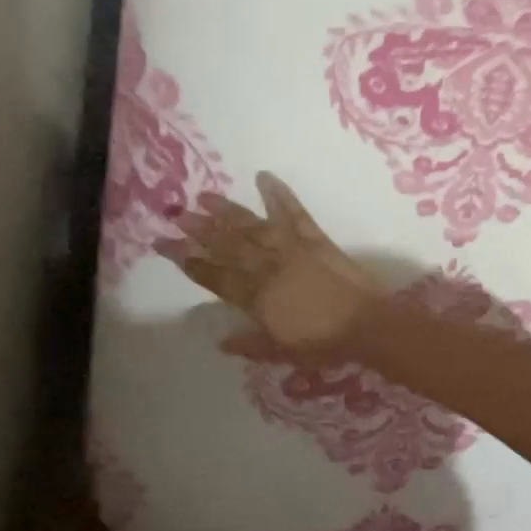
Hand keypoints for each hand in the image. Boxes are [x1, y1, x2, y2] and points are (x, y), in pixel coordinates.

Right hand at [154, 172, 383, 360]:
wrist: (366, 325)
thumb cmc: (324, 344)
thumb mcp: (283, 352)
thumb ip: (251, 344)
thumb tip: (220, 341)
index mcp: (257, 298)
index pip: (214, 277)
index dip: (188, 262)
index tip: (164, 246)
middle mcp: (268, 268)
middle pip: (228, 246)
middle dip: (200, 230)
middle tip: (176, 213)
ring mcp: (293, 250)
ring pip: (254, 226)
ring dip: (229, 210)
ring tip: (205, 196)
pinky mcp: (317, 239)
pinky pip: (295, 214)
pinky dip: (280, 194)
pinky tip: (265, 178)